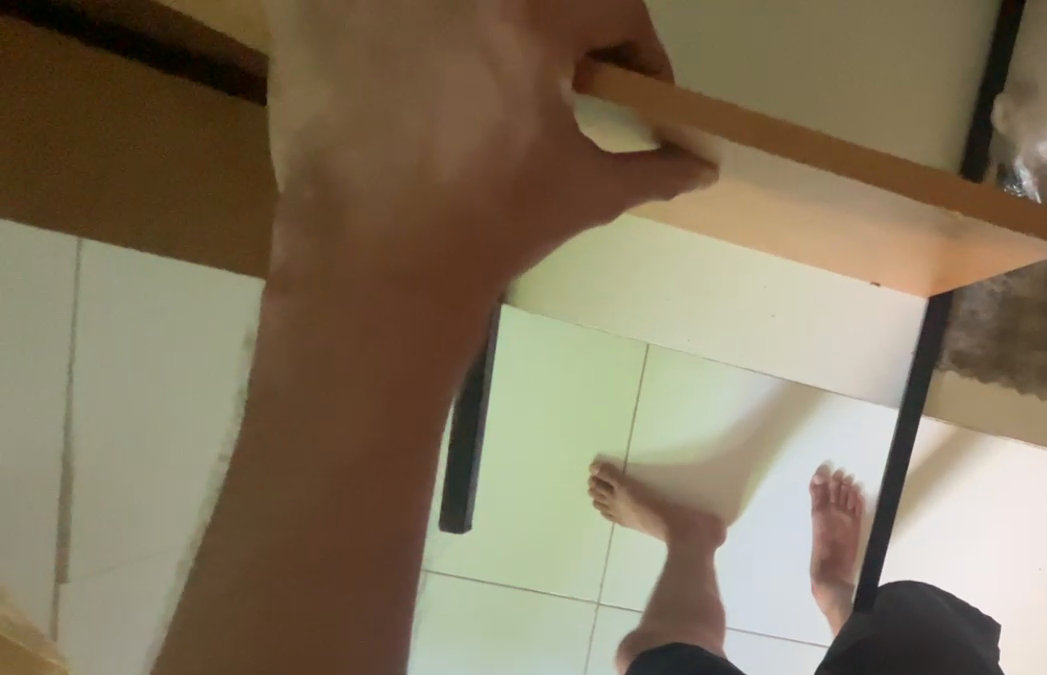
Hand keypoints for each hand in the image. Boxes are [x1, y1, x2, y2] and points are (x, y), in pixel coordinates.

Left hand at [263, 0, 714, 304]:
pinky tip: (421, 72)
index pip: (616, 2)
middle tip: (571, 76)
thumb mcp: (588, 194)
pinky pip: (386, 3)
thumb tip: (702, 167)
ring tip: (494, 76)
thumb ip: (653, 171)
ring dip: (497, 28)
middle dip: (572, 30)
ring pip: (471, 2)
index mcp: (527, 20)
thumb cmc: (497, 221)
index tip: (639, 86)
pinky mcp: (316, 1)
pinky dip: (414, 28)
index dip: (643, 47)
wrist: (380, 251)